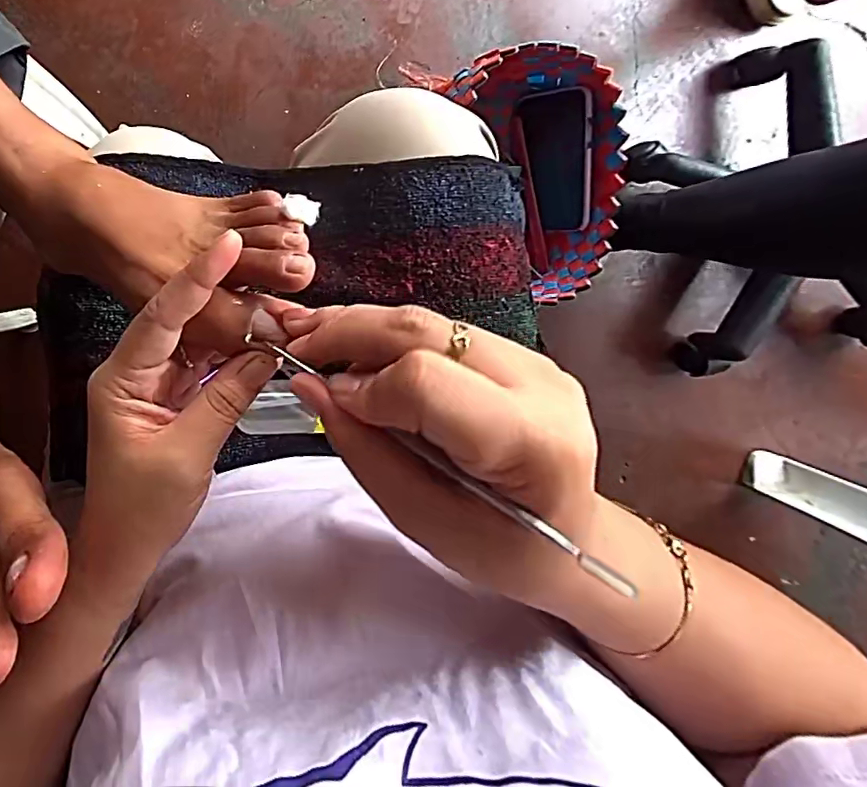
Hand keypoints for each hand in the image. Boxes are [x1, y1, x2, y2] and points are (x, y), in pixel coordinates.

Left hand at [80, 232, 277, 583]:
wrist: (122, 549)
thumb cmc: (140, 511)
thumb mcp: (186, 454)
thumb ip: (226, 399)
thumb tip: (265, 354)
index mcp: (120, 378)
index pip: (160, 317)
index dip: (195, 280)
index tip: (226, 246)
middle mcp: (132, 371)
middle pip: (180, 322)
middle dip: (224, 301)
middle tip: (268, 282)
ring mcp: (151, 384)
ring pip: (196, 343)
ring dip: (233, 331)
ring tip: (273, 311)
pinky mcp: (169, 398)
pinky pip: (203, 367)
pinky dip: (231, 358)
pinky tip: (259, 345)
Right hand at [282, 304, 600, 605]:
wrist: (571, 538)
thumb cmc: (500, 547)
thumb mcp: (419, 517)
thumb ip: (361, 447)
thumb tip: (310, 386)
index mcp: (530, 441)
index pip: (426, 382)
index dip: (363, 385)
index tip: (328, 398)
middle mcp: (538, 385)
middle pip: (419, 331)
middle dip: (346, 331)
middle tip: (295, 344)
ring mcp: (529, 360)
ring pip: (421, 319)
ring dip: (357, 324)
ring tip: (310, 336)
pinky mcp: (511, 350)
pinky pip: (431, 327)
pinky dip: (381, 331)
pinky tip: (348, 341)